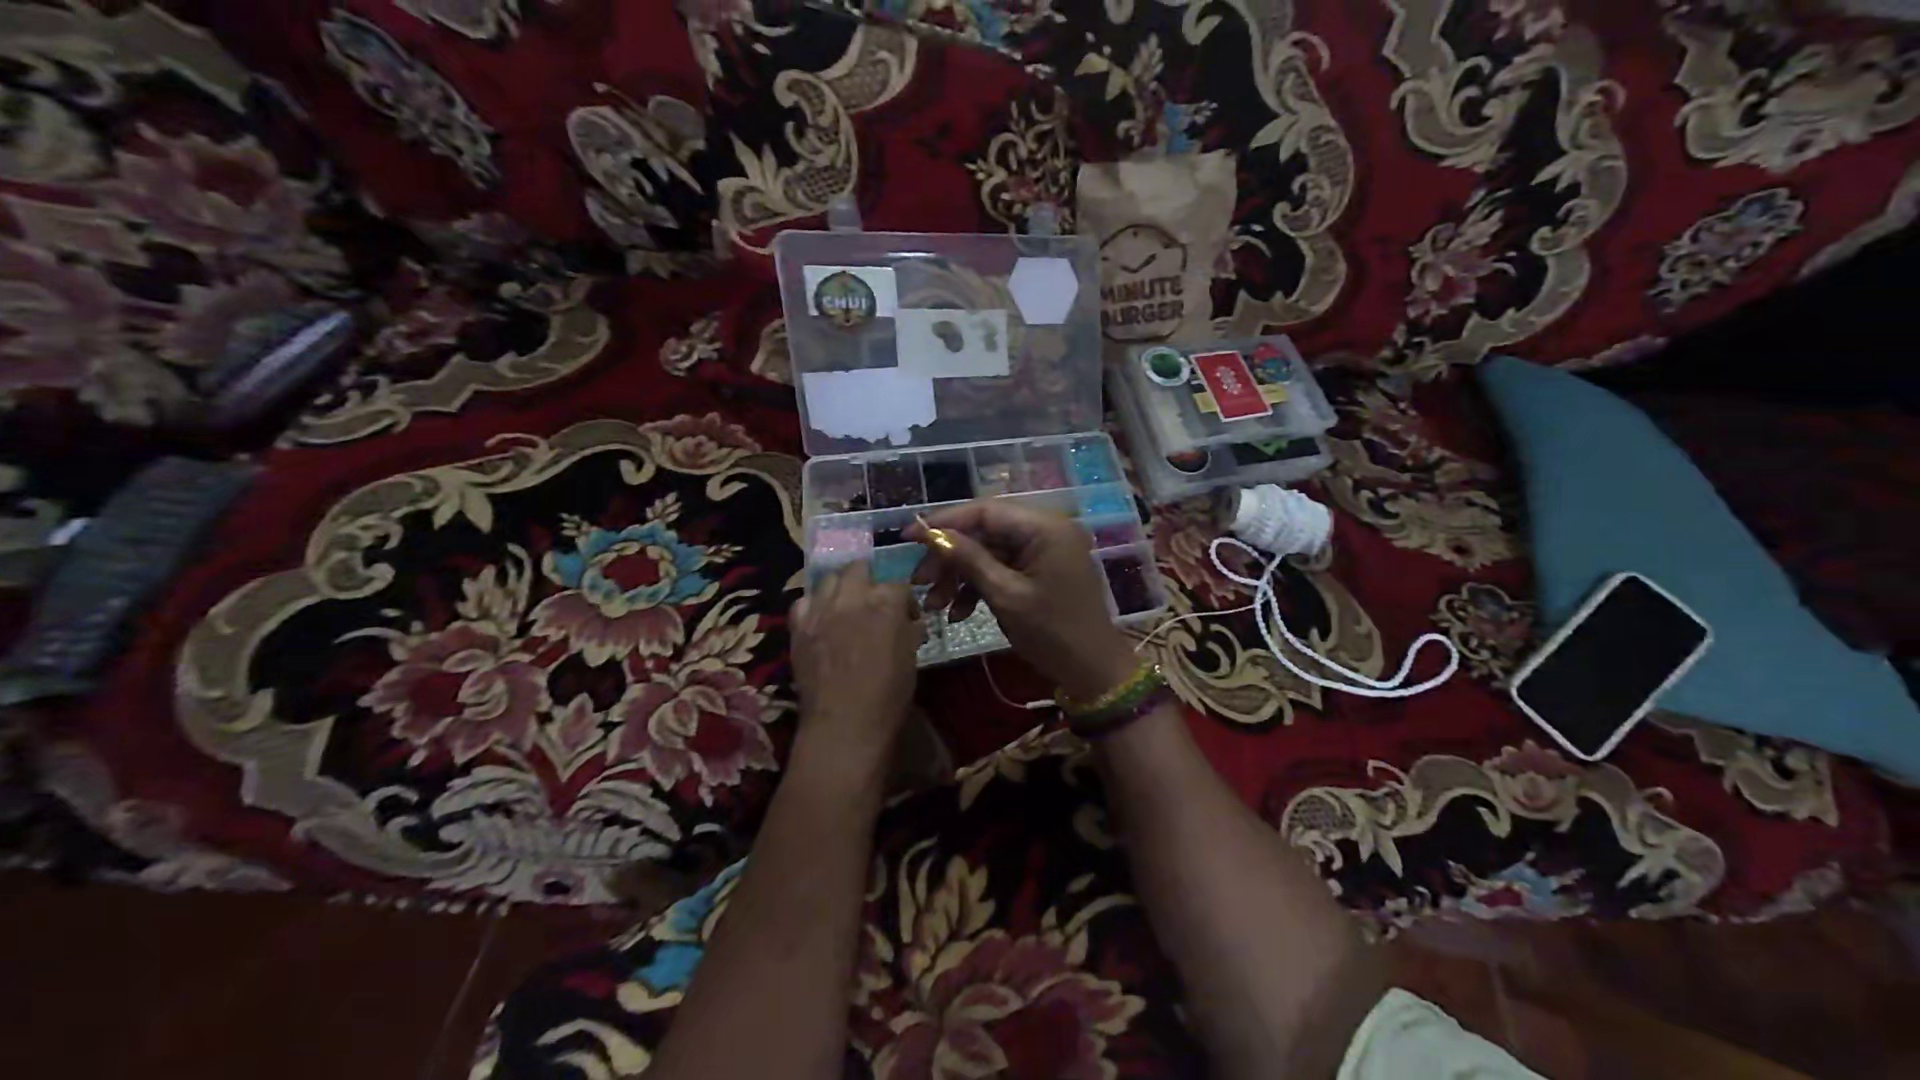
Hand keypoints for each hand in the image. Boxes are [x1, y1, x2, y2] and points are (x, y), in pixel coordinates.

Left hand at [790, 562, 920, 770]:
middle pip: (860, 568)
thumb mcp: (910, 659)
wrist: (844, 724)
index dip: (905, 601)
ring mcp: (821, 609)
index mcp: (886, 602)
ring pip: (830, 579)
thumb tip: (909, 623)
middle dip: (870, 580)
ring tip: (846, 606)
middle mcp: (852, 596)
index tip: (907, 617)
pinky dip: (814, 606)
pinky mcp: (799, 625)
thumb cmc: (888, 696)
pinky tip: (821, 620)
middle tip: (874, 602)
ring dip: (842, 588)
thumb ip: (908, 632)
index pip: (899, 585)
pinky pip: (804, 601)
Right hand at [908, 500, 1137, 701]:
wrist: (1094, 672)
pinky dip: (978, 587)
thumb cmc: (1053, 633)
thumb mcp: (1005, 596)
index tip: (909, 537)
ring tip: (933, 605)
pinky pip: (1002, 568)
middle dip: (949, 557)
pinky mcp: (1041, 571)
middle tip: (919, 582)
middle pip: (985, 531)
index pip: (985, 511)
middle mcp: (1046, 530)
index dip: (944, 522)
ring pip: (989, 552)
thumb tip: (932, 534)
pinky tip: (958, 613)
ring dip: (959, 576)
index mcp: (1045, 528)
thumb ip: (969, 559)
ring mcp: (1044, 551)